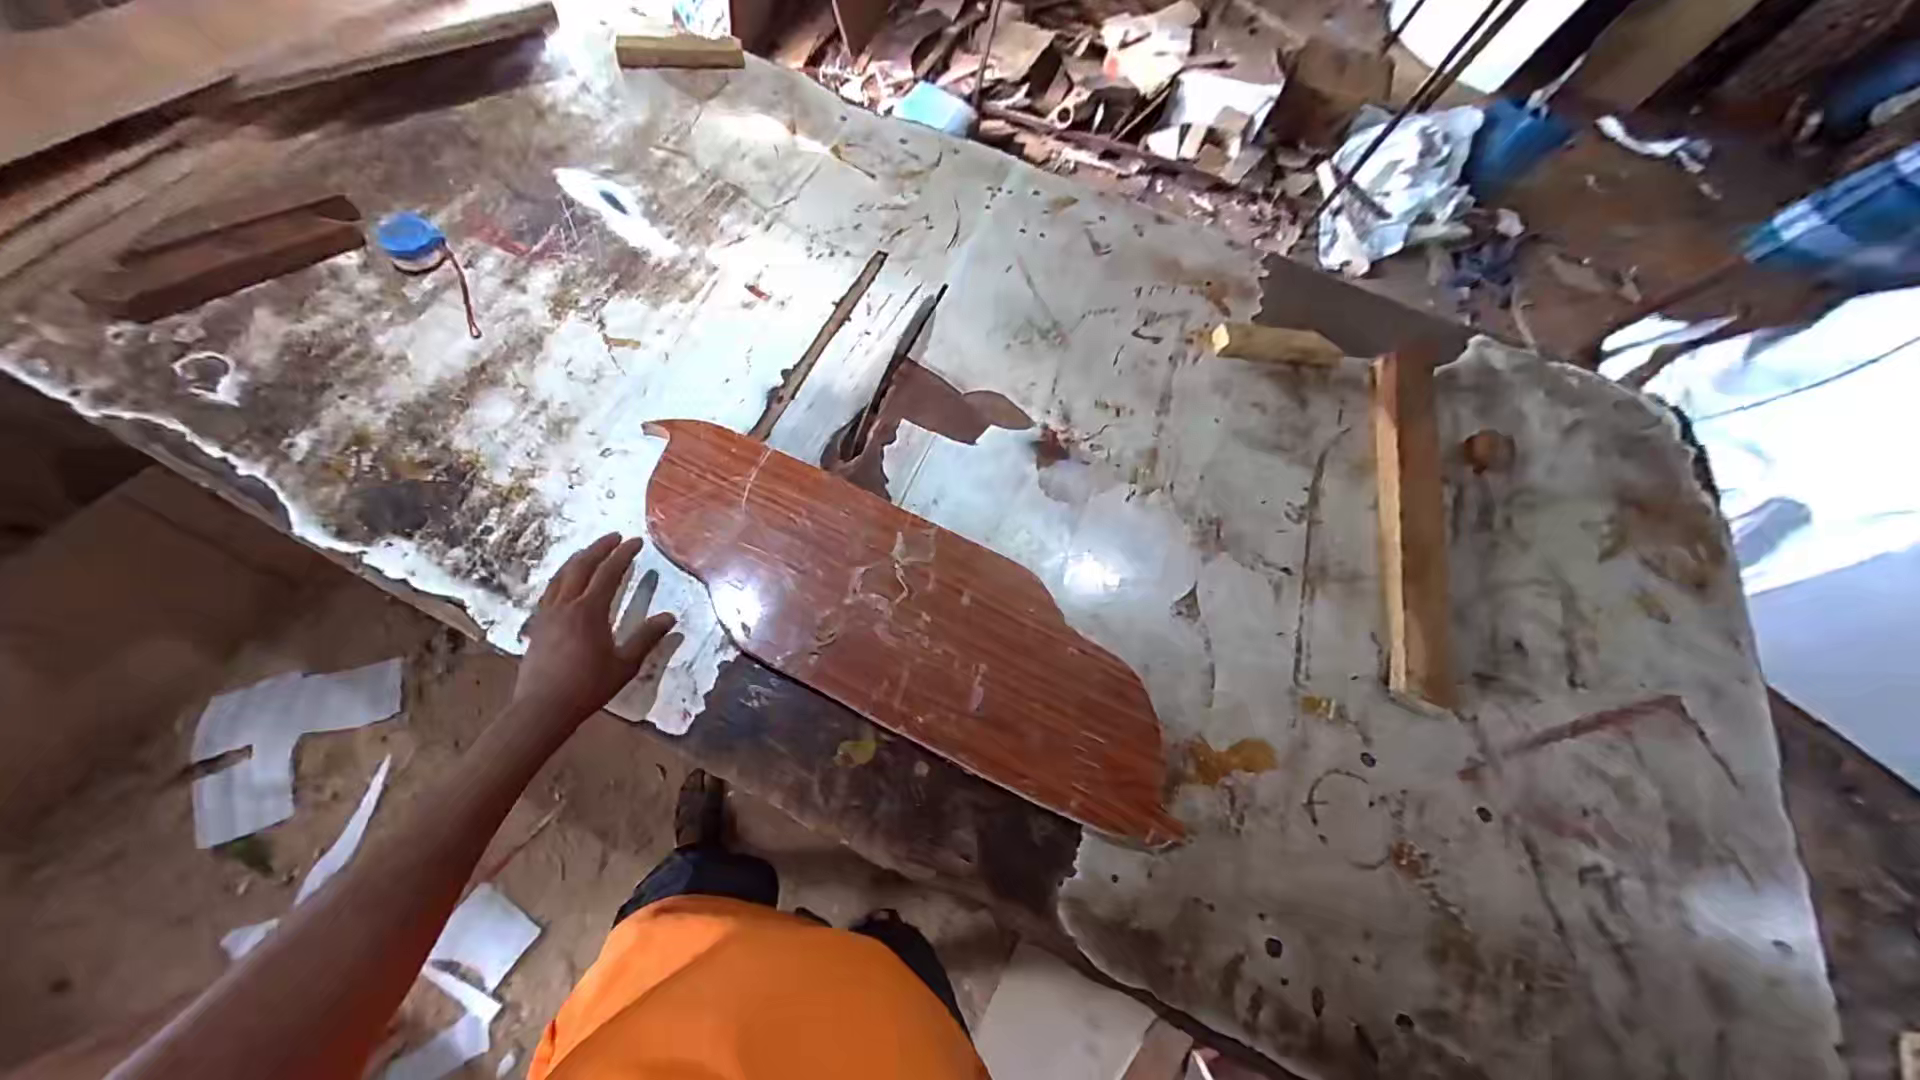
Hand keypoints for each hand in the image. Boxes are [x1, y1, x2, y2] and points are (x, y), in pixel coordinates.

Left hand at [512, 533, 675, 725]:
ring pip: (561, 576)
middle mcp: (566, 605)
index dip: (623, 555)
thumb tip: (670, 617)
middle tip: (614, 537)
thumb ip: (647, 637)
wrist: (542, 708)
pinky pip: (550, 591)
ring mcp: (547, 614)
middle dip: (599, 549)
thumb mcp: (625, 664)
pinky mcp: (537, 625)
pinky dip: (562, 578)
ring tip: (590, 552)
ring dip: (578, 560)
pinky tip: (566, 582)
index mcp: (589, 611)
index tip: (636, 542)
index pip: (609, 573)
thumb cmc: (588, 686)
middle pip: (581, 567)